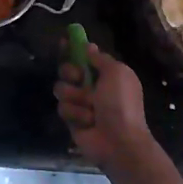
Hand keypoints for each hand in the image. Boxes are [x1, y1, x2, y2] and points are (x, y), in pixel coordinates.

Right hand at [54, 44, 161, 173]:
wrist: (119, 141)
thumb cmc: (121, 104)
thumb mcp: (117, 73)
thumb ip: (100, 58)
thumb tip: (89, 46)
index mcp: (107, 74)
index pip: (85, 56)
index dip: (73, 49)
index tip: (63, 42)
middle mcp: (93, 86)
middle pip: (67, 70)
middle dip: (70, 72)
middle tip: (78, 78)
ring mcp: (81, 103)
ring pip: (62, 89)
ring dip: (75, 97)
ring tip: (89, 107)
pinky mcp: (72, 119)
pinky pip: (63, 107)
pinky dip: (76, 114)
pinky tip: (87, 122)